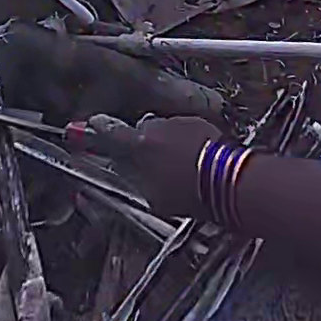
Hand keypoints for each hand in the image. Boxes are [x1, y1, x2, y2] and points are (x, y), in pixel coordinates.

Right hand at [80, 114, 220, 218]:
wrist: (229, 180)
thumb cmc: (189, 194)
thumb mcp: (153, 198)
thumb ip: (132, 181)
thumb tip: (113, 179)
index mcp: (137, 144)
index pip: (110, 131)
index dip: (99, 127)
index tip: (91, 122)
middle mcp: (154, 126)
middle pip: (142, 129)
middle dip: (145, 141)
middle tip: (155, 161)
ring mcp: (178, 122)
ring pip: (166, 130)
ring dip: (169, 142)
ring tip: (182, 165)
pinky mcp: (200, 123)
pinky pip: (187, 130)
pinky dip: (189, 141)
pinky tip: (198, 160)